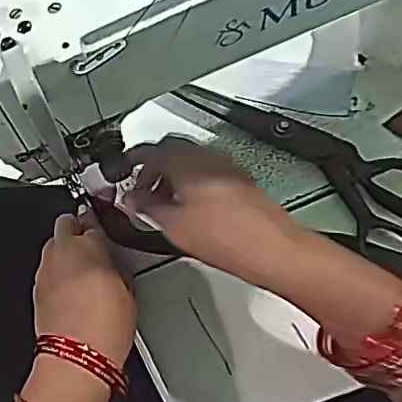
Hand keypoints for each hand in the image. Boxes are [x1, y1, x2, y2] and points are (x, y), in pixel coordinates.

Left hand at [34, 209, 137, 367]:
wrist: (76, 356)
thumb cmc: (104, 327)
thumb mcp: (128, 292)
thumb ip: (117, 267)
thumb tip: (113, 265)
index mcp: (89, 245)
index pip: (92, 222)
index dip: (98, 229)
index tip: (102, 235)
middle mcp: (62, 251)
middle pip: (65, 224)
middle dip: (75, 229)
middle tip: (88, 245)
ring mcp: (46, 268)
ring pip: (52, 245)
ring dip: (64, 252)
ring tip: (80, 271)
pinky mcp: (36, 286)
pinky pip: (46, 268)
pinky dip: (55, 272)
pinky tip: (68, 289)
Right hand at [121, 137, 306, 283]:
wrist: (275, 252)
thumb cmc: (231, 239)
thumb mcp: (172, 226)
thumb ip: (147, 207)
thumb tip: (134, 200)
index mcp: (187, 163)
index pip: (151, 150)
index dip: (133, 162)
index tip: (126, 172)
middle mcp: (209, 158)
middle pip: (172, 149)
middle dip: (153, 166)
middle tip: (142, 186)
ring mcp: (229, 168)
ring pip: (191, 159)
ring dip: (174, 174)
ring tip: (164, 199)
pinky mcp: (242, 182)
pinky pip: (209, 171)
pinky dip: (193, 181)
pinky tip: (191, 206)